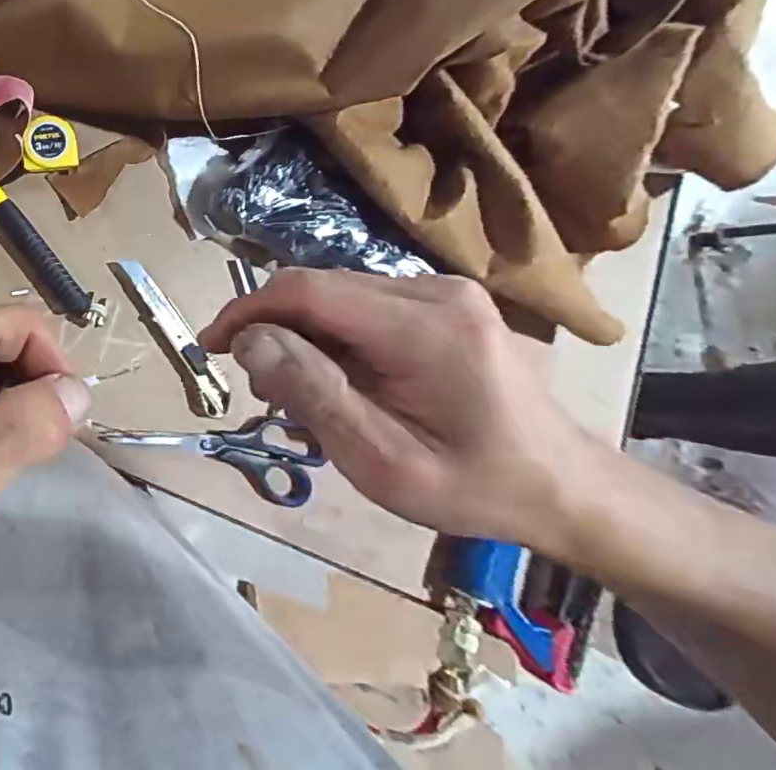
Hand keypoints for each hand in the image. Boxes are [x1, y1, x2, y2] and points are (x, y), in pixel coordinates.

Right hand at [199, 269, 606, 550]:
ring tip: (300, 389)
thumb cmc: (473, 486)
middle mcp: (434, 290)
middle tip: (262, 387)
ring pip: (331, 292)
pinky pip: (357, 301)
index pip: (307, 291)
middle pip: (316, 288)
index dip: (247, 311)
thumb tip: (248, 340)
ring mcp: (441, 290)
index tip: (212, 347)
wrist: (563, 487)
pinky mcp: (439, 299)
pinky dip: (327, 333)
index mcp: (426, 328)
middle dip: (271, 329)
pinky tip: (337, 374)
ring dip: (297, 333)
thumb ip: (313, 394)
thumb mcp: (382, 462)